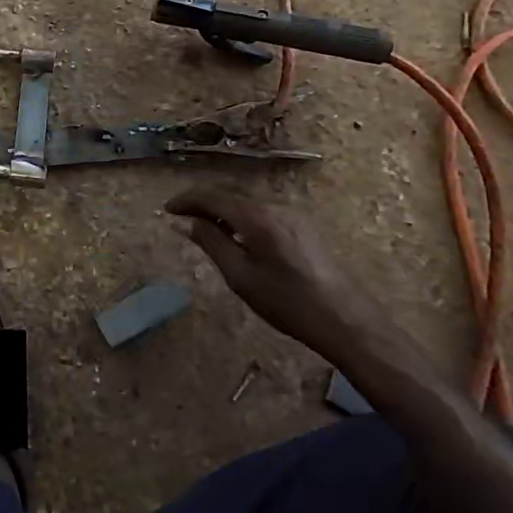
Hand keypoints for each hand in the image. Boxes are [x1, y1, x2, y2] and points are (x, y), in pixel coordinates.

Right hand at [167, 186, 386, 362]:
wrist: (344, 319)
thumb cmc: (287, 302)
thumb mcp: (241, 277)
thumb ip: (212, 243)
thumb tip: (187, 223)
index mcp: (256, 216)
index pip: (213, 196)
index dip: (187, 200)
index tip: (167, 210)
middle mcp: (274, 206)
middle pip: (230, 194)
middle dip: (203, 202)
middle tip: (182, 218)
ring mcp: (291, 214)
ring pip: (247, 202)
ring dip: (223, 209)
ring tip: (205, 229)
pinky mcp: (302, 226)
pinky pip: (262, 211)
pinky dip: (242, 217)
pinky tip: (237, 237)